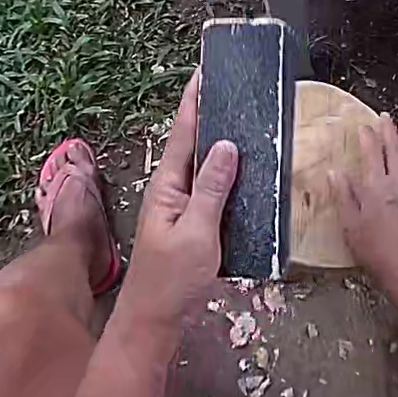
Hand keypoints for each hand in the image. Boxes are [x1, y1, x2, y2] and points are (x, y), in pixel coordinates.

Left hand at [117, 72, 237, 337]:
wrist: (154, 324)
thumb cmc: (172, 280)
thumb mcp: (196, 232)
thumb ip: (212, 189)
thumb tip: (228, 144)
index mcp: (168, 185)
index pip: (183, 133)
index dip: (194, 102)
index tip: (204, 72)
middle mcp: (172, 188)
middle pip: (192, 142)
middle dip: (207, 112)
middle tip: (230, 85)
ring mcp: (181, 204)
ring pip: (202, 162)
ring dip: (218, 137)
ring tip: (241, 114)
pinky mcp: (192, 219)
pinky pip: (210, 183)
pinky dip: (225, 167)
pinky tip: (243, 164)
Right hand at [337, 115, 397, 283]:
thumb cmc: (375, 249)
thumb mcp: (350, 225)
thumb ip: (344, 196)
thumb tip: (335, 173)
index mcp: (376, 188)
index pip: (372, 155)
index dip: (368, 138)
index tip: (363, 127)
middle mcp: (396, 185)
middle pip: (394, 151)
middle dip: (389, 132)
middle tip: (386, 118)